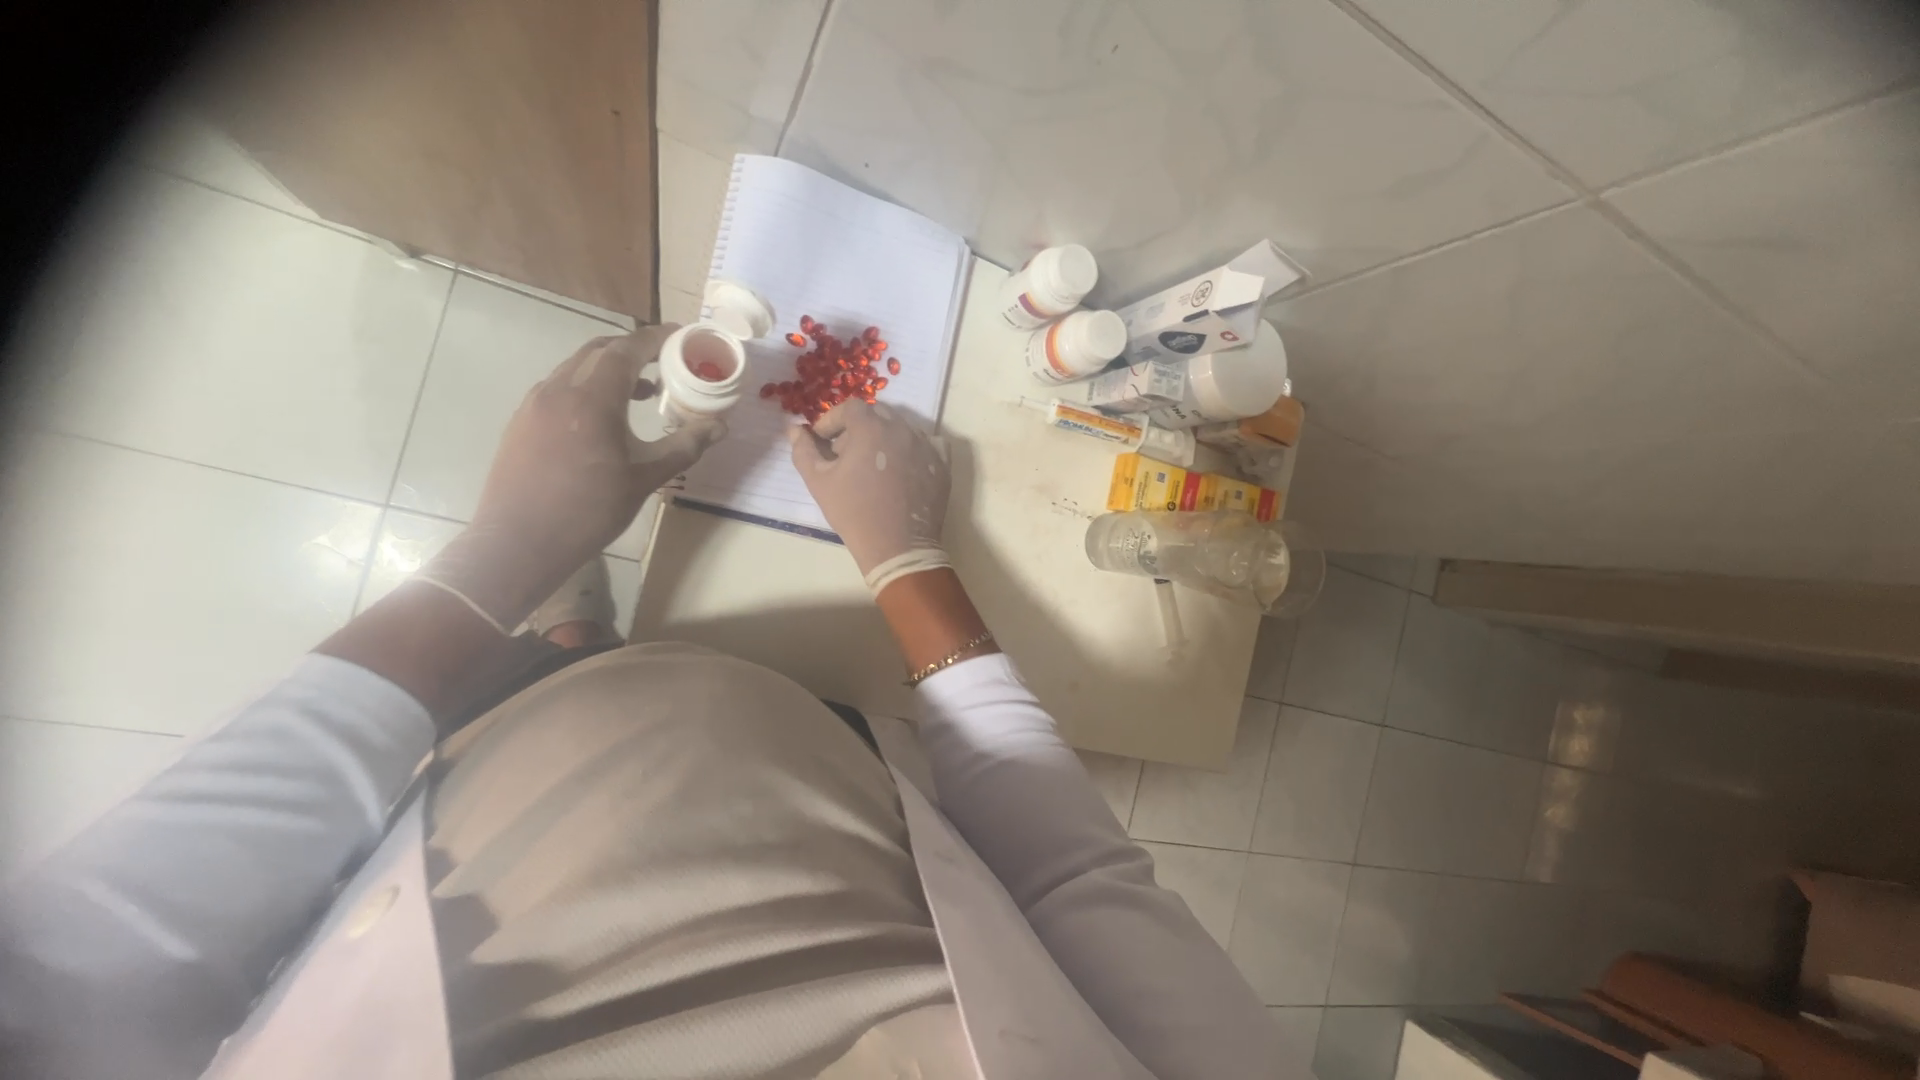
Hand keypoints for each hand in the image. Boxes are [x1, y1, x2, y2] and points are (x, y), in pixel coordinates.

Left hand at [422, 327, 723, 629]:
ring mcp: (534, 404)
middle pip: (599, 350)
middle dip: (633, 349)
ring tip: (641, 391)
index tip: (680, 336)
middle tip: (665, 362)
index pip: (626, 350)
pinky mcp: (522, 422)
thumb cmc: (588, 511)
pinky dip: (588, 387)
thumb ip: (684, 446)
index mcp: (591, 399)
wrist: (519, 543)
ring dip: (610, 369)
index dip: (656, 338)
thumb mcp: (645, 478)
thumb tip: (719, 427)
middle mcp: (558, 390)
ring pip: (576, 367)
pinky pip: (560, 388)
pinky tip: (603, 419)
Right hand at [789, 400, 950, 594]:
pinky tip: (900, 471)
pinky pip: (926, 445)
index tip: (823, 440)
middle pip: (877, 415)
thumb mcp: (819, 481)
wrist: (897, 547)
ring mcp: (926, 445)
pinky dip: (910, 451)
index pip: (849, 408)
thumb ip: (804, 450)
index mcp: (871, 428)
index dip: (832, 421)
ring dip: (883, 439)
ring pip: (901, 429)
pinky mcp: (941, 464)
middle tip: (845, 455)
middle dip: (857, 428)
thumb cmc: (853, 513)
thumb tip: (794, 429)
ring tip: (872, 466)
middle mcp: (902, 429)